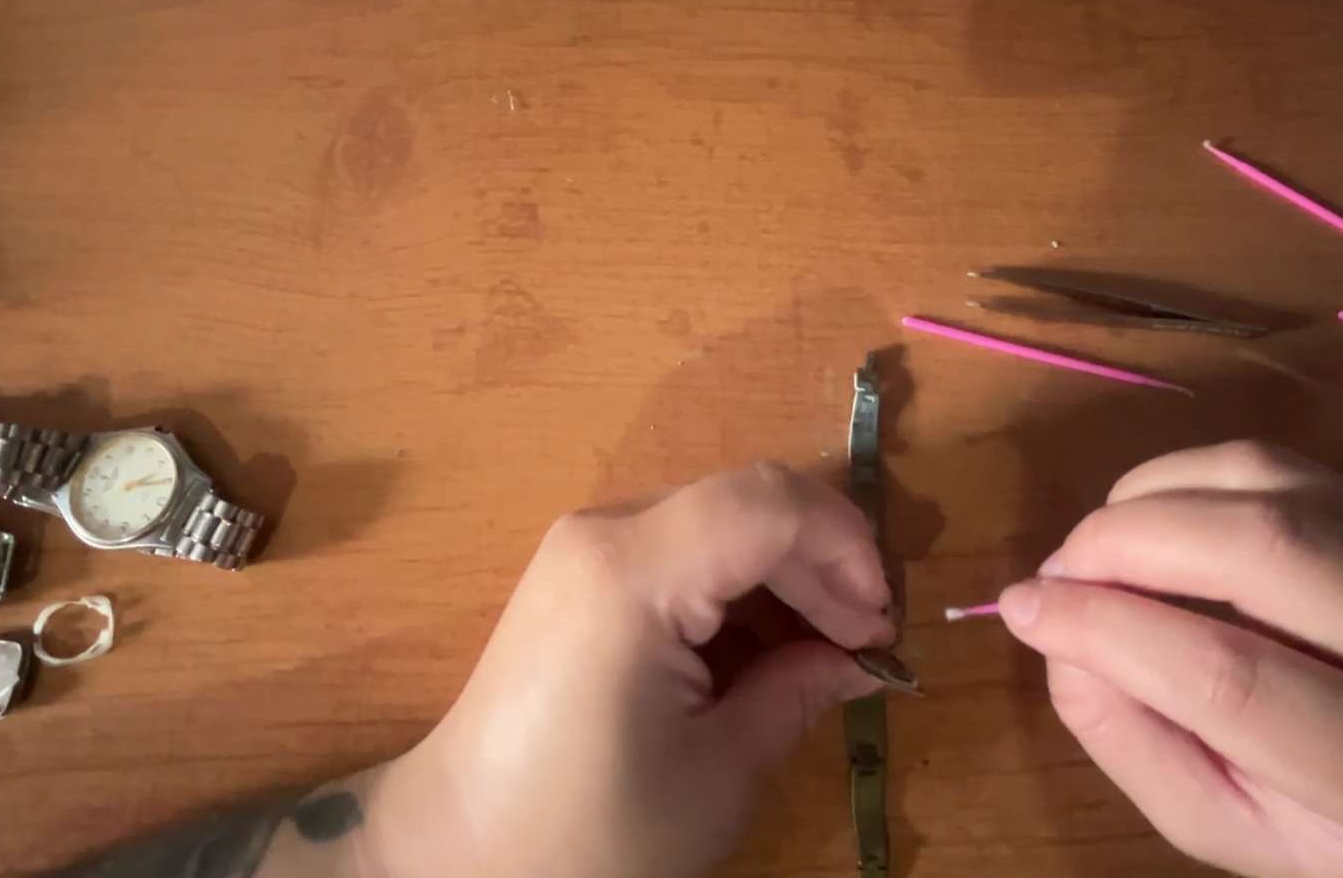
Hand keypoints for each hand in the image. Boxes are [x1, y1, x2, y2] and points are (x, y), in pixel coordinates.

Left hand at [362, 464, 895, 877]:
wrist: (461, 846)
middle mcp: (604, 529)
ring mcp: (587, 539)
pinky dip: (738, 577)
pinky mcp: (584, 562)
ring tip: (823, 645)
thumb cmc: (588, 832)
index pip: (763, 506)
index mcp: (630, 574)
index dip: (843, 546)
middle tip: (865, 638)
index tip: (881, 621)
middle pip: (745, 500)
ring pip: (720, 515)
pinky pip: (684, 541)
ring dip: (784, 568)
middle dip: (821, 557)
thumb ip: (798, 692)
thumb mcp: (716, 774)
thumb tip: (865, 653)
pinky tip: (762, 638)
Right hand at [999, 441, 1342, 877]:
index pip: (1236, 677)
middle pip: (1266, 550)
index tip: (1021, 609)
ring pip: (1268, 488)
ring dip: (1142, 503)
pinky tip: (1149, 519)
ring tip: (1097, 549)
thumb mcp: (1235, 833)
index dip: (1102, 629)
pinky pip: (1274, 464)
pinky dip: (1177, 477)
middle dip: (1120, 544)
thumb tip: (1055, 632)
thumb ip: (1131, 742)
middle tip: (1057, 574)